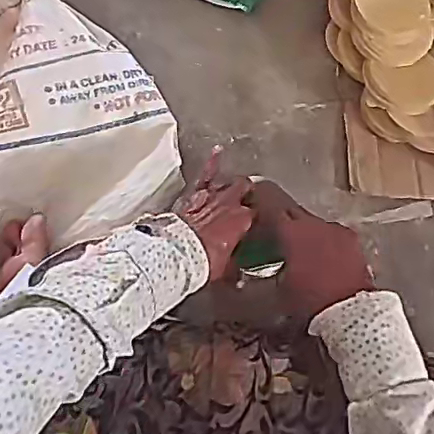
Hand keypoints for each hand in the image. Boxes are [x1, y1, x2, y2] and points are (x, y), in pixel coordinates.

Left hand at [174, 150, 254, 284]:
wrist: (179, 253)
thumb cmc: (205, 261)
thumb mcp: (225, 270)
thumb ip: (235, 271)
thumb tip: (241, 281)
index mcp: (243, 220)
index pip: (254, 213)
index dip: (253, 217)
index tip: (253, 221)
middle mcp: (231, 203)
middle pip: (245, 191)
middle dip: (247, 192)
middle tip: (247, 197)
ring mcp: (213, 195)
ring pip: (230, 182)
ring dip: (233, 183)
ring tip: (237, 183)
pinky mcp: (196, 193)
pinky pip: (206, 174)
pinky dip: (213, 162)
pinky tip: (218, 151)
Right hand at [245, 181, 374, 321]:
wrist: (351, 311)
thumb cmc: (309, 302)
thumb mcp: (279, 291)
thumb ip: (266, 274)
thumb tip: (255, 274)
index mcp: (291, 232)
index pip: (270, 206)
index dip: (259, 200)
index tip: (251, 197)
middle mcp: (313, 223)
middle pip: (292, 209)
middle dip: (280, 214)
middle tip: (270, 221)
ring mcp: (336, 229)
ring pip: (313, 222)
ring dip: (304, 230)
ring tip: (297, 245)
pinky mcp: (352, 239)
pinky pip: (331, 233)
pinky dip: (322, 240)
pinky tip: (321, 254)